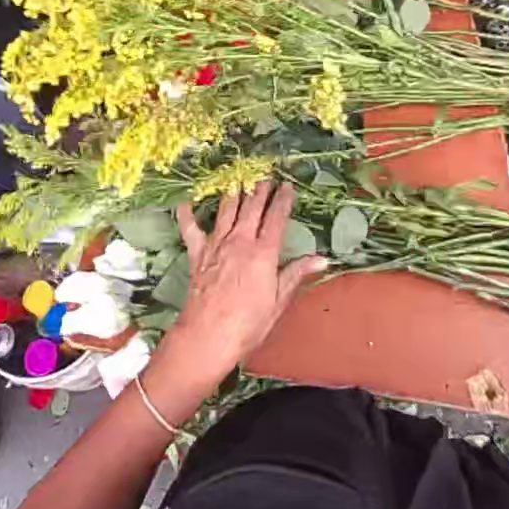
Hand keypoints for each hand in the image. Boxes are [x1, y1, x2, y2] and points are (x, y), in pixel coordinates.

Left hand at [165, 181, 326, 374]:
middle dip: (260, 190)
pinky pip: (190, 228)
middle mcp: (239, 242)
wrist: (208, 333)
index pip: (276, 218)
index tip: (288, 185)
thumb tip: (322, 258)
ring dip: (234, 192)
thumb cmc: (248, 323)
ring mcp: (216, 245)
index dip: (283, 200)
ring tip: (239, 178)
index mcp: (263, 253)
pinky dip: (188, 213)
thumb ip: (296, 274)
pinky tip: (186, 199)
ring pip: (226, 211)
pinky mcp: (197, 254)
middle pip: (251, 208)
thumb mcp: (278, 300)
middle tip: (265, 175)